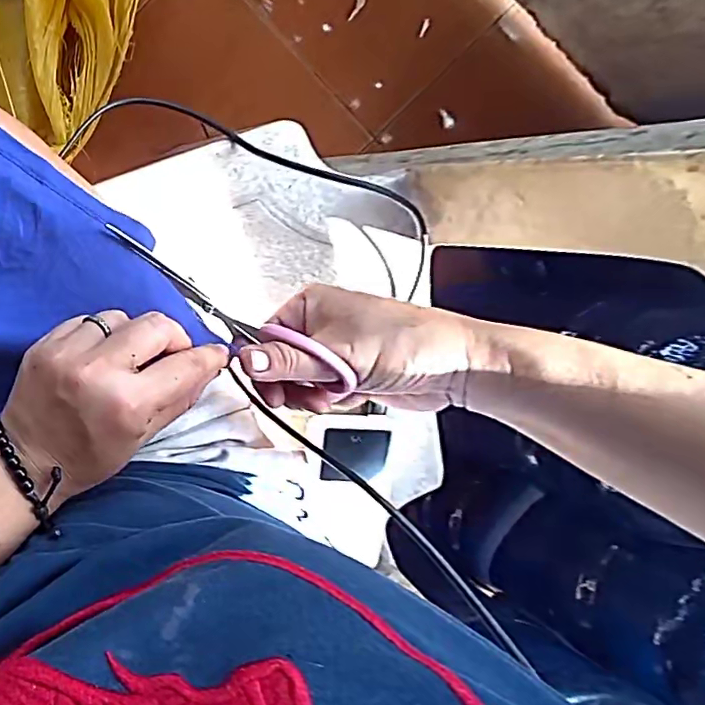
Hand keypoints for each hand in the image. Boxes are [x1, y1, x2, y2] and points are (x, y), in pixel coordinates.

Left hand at [0, 311, 229, 502]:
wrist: (26, 460)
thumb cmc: (86, 458)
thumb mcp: (140, 438)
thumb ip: (177, 399)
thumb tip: (206, 367)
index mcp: (126, 403)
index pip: (185, 364)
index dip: (208, 356)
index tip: (214, 354)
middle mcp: (97, 370)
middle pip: (157, 324)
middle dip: (173, 339)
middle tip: (169, 356)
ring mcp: (67, 353)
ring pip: (121, 316)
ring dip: (132, 334)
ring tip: (126, 358)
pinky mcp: (45, 344)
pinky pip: (87, 320)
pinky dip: (100, 333)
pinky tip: (97, 354)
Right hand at [242, 285, 495, 412]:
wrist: (457, 367)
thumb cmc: (411, 343)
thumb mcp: (338, 355)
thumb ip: (288, 361)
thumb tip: (247, 359)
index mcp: (309, 305)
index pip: (265, 339)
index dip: (265, 367)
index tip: (272, 388)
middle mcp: (319, 324)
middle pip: (278, 363)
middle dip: (292, 385)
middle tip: (305, 396)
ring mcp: (333, 348)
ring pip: (297, 380)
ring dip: (310, 395)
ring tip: (333, 394)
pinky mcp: (346, 370)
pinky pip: (318, 389)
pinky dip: (327, 398)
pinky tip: (346, 395)